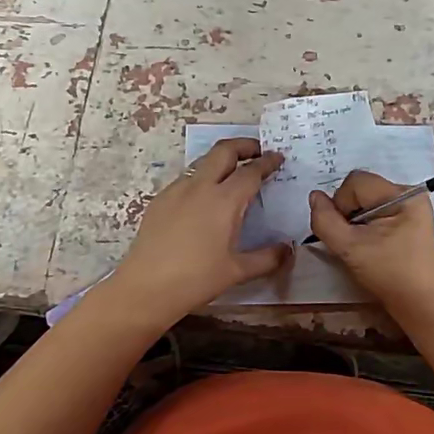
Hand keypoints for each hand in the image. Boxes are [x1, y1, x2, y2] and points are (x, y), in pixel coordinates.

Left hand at [105, 138, 291, 328]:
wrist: (145, 288)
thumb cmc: (196, 279)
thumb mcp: (237, 271)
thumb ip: (267, 258)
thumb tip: (287, 250)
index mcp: (224, 200)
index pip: (251, 171)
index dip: (267, 162)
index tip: (278, 157)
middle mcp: (200, 187)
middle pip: (224, 150)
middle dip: (244, 145)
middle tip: (258, 151)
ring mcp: (176, 190)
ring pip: (203, 162)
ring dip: (221, 160)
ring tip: (233, 173)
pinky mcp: (160, 200)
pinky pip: (186, 179)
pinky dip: (202, 177)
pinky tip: (204, 198)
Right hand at [307, 171, 433, 318]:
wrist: (419, 302)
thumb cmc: (387, 274)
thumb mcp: (349, 248)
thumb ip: (325, 221)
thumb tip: (314, 196)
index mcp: (401, 195)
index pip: (355, 182)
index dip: (341, 204)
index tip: (345, 232)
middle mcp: (409, 193)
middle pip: (361, 187)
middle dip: (348, 210)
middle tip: (352, 238)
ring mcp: (410, 205)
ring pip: (367, 198)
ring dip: (356, 217)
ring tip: (362, 242)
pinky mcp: (408, 217)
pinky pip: (377, 208)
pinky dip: (366, 222)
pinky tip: (371, 242)